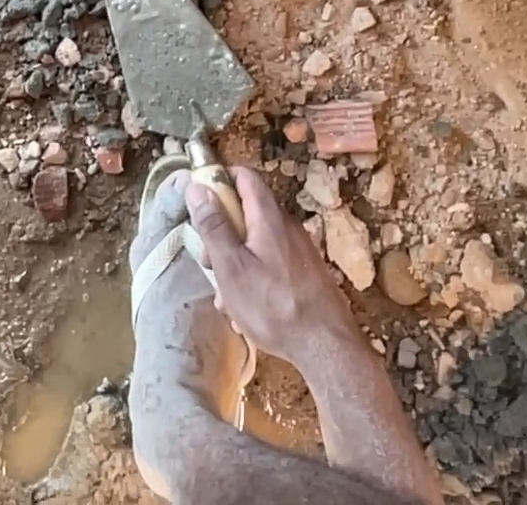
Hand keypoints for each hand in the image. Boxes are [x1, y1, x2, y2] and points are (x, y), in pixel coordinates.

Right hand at [185, 167, 358, 363]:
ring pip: (256, 240)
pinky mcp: (305, 273)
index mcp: (269, 218)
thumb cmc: (274, 307)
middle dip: (222, 231)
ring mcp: (299, 250)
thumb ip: (213, 226)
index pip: (245, 176)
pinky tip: (246, 307)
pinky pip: (270, 262)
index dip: (219, 179)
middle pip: (247, 210)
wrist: (329, 351)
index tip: (200, 201)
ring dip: (235, 259)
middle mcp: (287, 227)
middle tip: (210, 262)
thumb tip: (197, 187)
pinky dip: (253, 275)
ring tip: (226, 295)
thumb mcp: (231, 267)